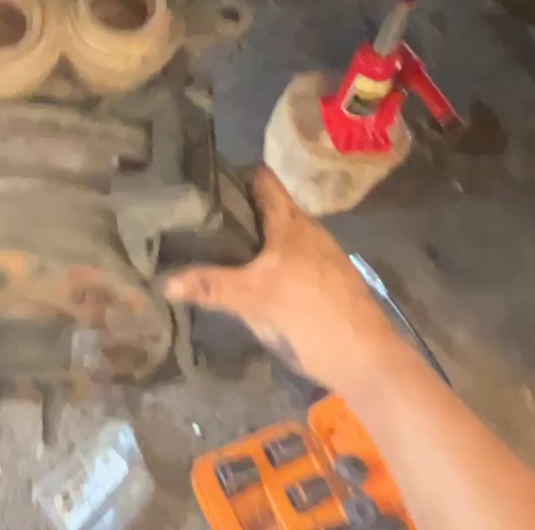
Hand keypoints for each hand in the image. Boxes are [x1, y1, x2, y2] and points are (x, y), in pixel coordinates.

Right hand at [163, 165, 400, 387]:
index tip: (206, 174)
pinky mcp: (331, 284)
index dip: (237, 172)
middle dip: (241, 208)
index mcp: (291, 222)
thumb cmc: (310, 315)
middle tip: (203, 215)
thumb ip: (210, 286)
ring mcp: (324, 258)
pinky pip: (294, 259)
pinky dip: (273, 260)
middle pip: (272, 208)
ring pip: (284, 236)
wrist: (369, 362)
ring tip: (224, 246)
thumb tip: (164, 282)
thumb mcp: (252, 300)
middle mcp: (310, 232)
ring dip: (258, 237)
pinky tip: (258, 280)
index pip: (263, 180)